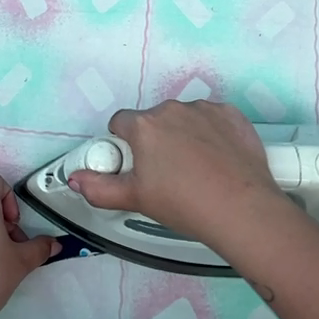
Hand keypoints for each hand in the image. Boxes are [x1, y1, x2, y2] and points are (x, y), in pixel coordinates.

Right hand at [67, 99, 289, 243]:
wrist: (242, 209)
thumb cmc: (185, 204)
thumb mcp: (135, 200)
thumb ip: (100, 187)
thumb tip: (76, 179)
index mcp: (144, 126)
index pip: (121, 122)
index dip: (124, 143)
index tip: (136, 164)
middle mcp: (172, 109)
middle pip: (154, 120)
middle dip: (156, 141)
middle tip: (167, 174)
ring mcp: (205, 109)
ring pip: (184, 118)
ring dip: (185, 135)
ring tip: (197, 170)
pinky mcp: (232, 115)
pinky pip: (214, 119)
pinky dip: (213, 134)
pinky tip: (219, 160)